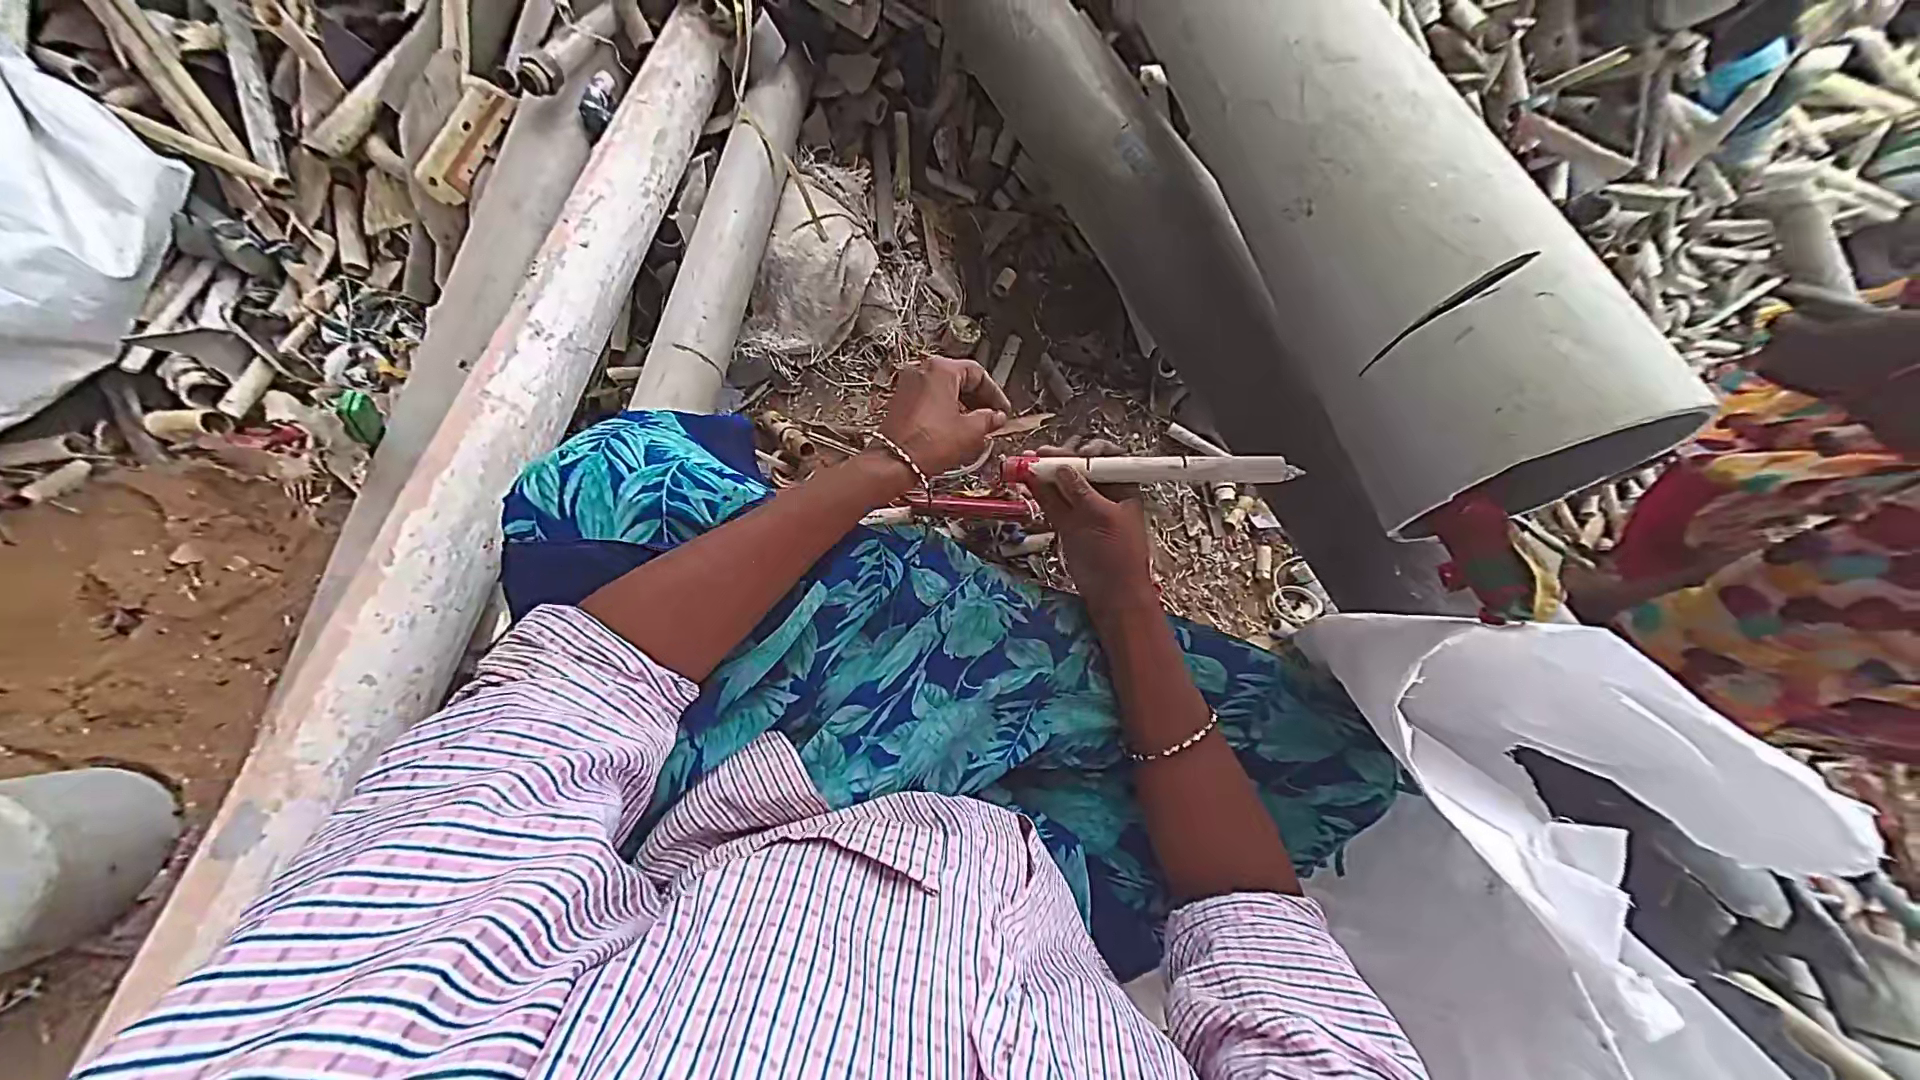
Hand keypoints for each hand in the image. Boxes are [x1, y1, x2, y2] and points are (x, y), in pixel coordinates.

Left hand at [876, 356, 1010, 475]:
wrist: (894, 462)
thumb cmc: (927, 443)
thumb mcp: (970, 431)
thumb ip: (988, 419)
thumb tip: (996, 417)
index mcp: (941, 369)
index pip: (978, 373)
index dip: (994, 393)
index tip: (1002, 409)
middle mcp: (922, 371)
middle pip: (959, 379)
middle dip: (979, 399)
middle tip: (992, 417)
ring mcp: (908, 386)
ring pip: (944, 390)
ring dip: (963, 406)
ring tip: (976, 426)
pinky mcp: (901, 402)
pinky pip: (930, 400)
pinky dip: (945, 410)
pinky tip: (954, 428)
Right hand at [1029, 441, 1156, 616]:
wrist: (1113, 594)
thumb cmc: (1116, 555)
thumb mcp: (1101, 517)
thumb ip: (1080, 491)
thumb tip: (1062, 468)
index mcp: (1122, 488)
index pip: (1106, 459)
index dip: (1087, 452)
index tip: (1071, 453)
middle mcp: (1102, 495)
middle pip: (1079, 469)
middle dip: (1058, 461)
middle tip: (1037, 455)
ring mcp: (1082, 510)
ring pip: (1061, 485)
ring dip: (1043, 473)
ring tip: (1022, 463)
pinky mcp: (1067, 524)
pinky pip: (1052, 503)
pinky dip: (1039, 491)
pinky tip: (1026, 480)